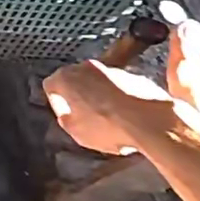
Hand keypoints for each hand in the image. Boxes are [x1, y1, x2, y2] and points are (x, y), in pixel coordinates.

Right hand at [43, 59, 176, 155]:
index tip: (64, 114)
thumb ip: (66, 120)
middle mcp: (85, 68)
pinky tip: (124, 119)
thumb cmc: (110, 126)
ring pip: (96, 82)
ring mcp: (108, 69)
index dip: (56, 103)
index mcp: (66, 78)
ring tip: (107, 122)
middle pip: (74, 80)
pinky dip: (116, 99)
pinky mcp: (129, 74)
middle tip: (84, 118)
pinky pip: (116, 87)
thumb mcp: (78, 133)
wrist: (148, 120)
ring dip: (98, 98)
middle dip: (77, 98)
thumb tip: (67, 116)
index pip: (50, 85)